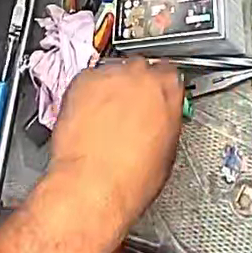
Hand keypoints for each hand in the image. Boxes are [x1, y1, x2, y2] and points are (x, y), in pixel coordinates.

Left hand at [45, 57, 184, 225]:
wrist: (93, 185)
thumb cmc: (130, 178)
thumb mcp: (167, 151)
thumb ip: (166, 121)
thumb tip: (160, 119)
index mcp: (167, 89)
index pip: (168, 73)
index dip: (160, 87)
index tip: (154, 96)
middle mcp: (139, 75)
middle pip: (139, 67)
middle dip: (134, 85)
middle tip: (127, 109)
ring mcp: (109, 75)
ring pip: (113, 72)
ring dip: (111, 88)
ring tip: (104, 116)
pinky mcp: (82, 80)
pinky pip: (88, 80)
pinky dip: (88, 93)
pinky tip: (88, 116)